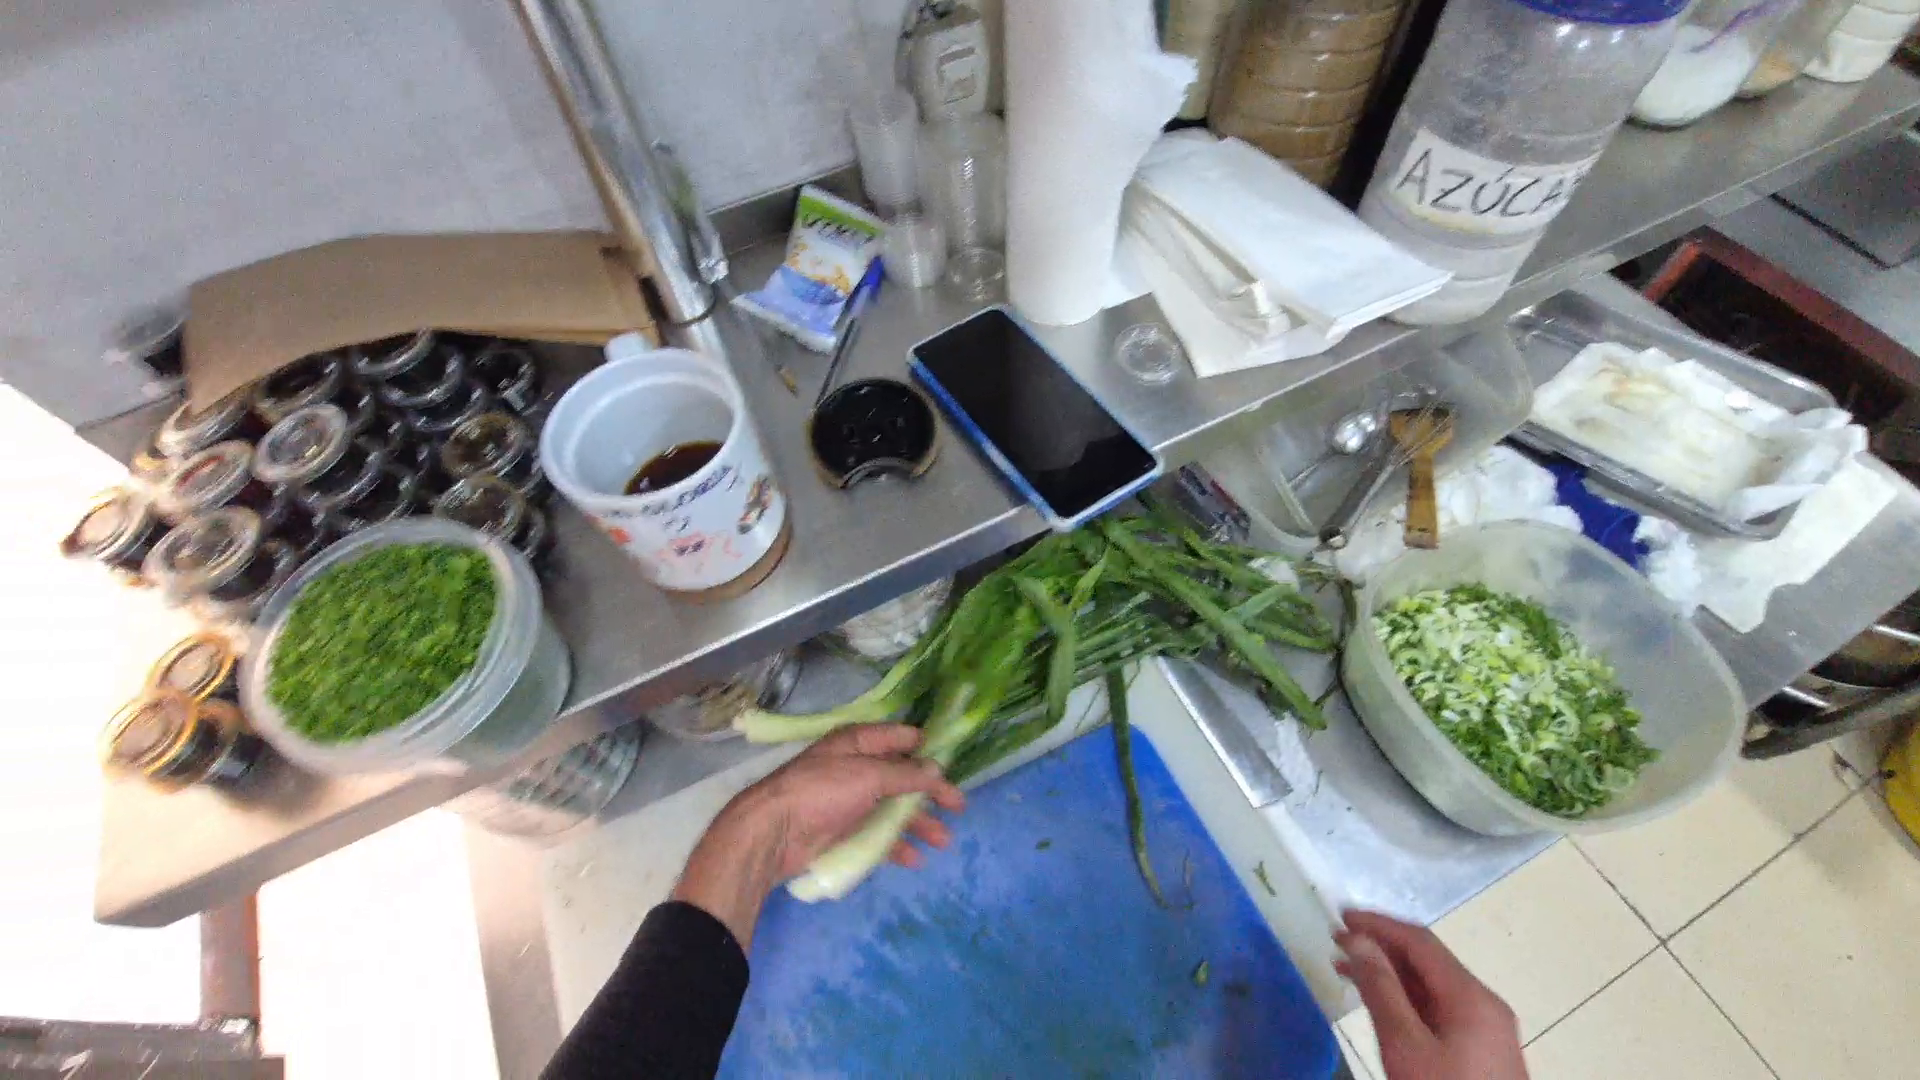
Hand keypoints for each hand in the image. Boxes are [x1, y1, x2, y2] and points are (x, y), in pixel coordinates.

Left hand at [672, 725, 965, 945]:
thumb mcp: (869, 775)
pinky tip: (914, 859)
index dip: (926, 747)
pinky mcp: (842, 831)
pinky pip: (876, 836)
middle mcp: (856, 767)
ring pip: (892, 809)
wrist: (773, 832)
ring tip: (944, 840)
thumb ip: (906, 774)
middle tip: (958, 807)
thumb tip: (937, 770)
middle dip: (929, 792)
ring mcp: (849, 801)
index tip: (952, 760)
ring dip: (917, 823)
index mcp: (858, 742)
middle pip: (901, 777)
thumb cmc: (822, 790)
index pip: (900, 738)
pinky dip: (896, 845)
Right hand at [1335, 910, 1527, 1079]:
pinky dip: (1402, 996)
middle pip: (1426, 959)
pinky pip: (1436, 1007)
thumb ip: (1380, 986)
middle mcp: (1483, 1004)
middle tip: (1336, 942)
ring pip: (1428, 984)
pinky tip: (1376, 1001)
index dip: (1377, 924)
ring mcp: (1485, 1029)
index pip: (1419, 941)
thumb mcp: (1404, 1044)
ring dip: (1387, 971)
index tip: (1339, 917)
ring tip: (1344, 968)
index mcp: (1472, 997)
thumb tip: (1357, 938)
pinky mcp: (1479, 1050)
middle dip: (1380, 946)